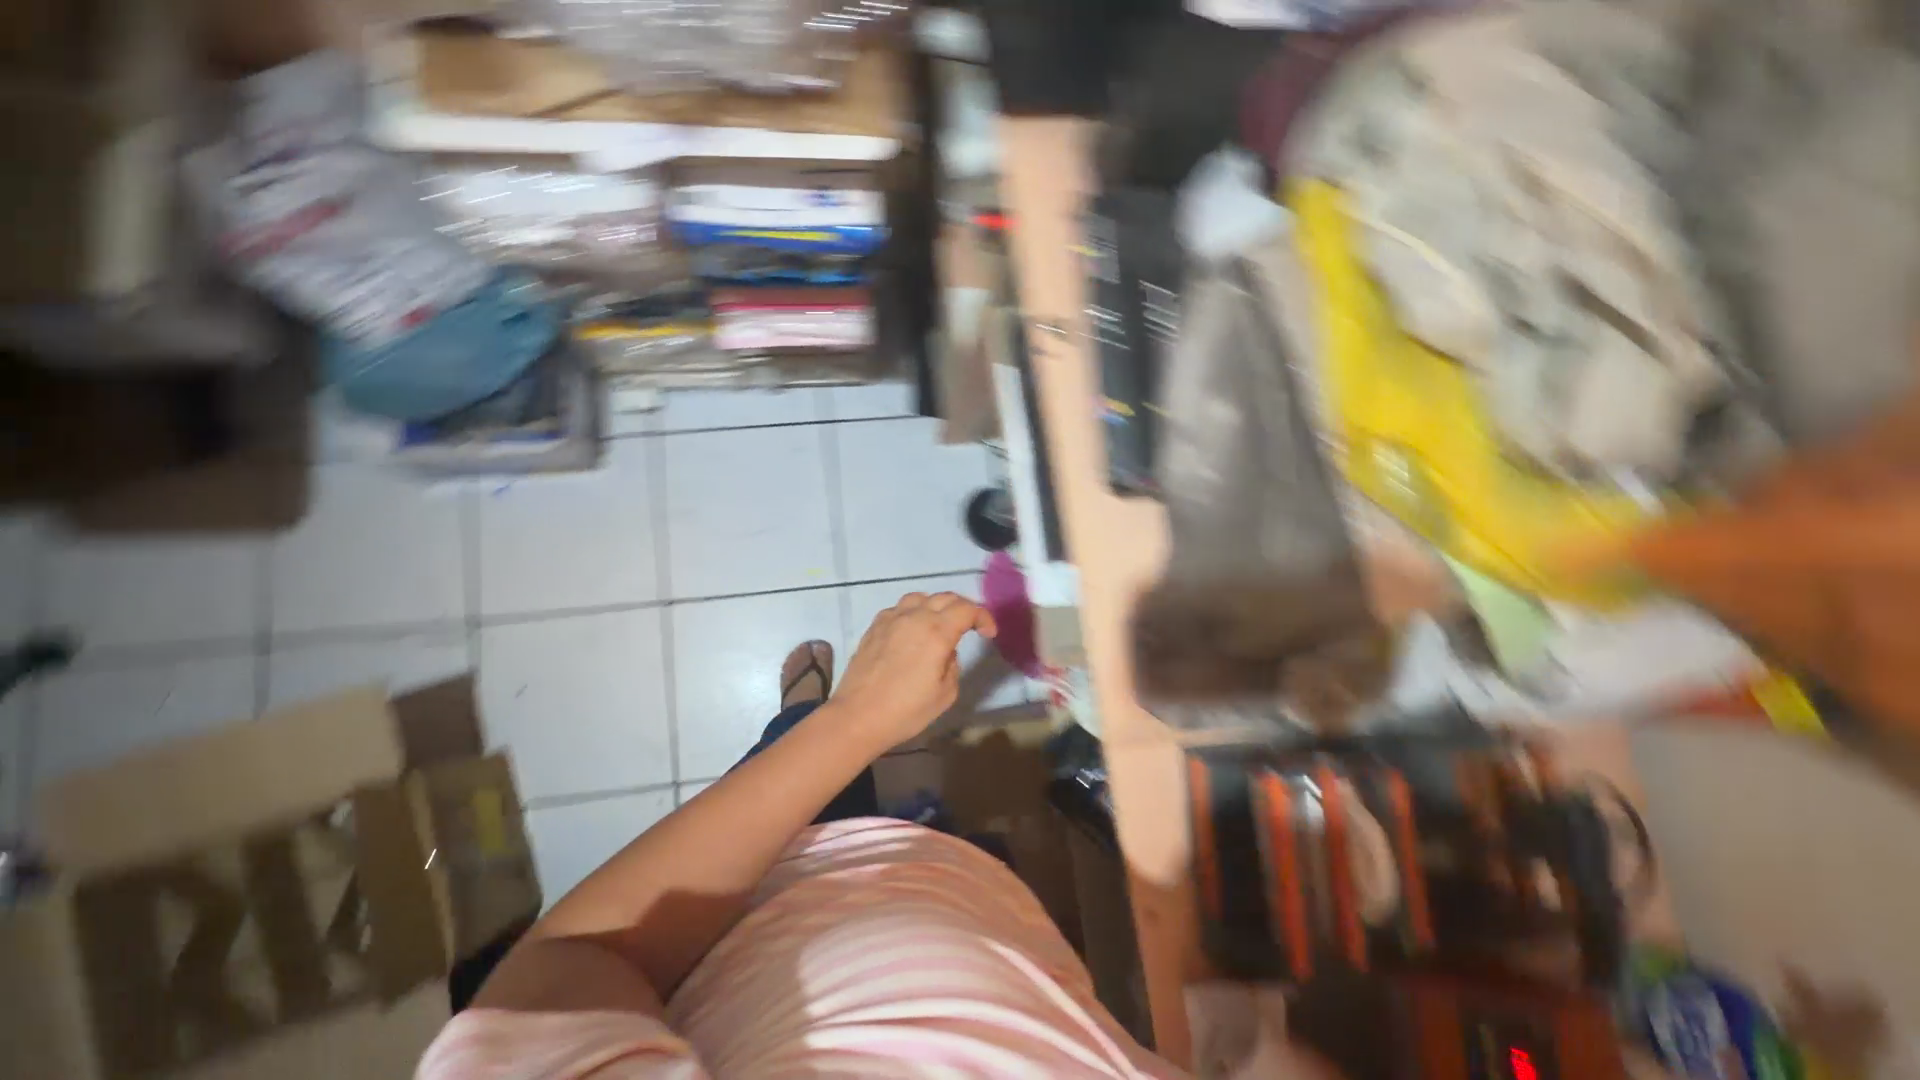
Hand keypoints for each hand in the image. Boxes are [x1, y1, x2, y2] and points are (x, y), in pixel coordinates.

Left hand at [827, 591, 997, 749]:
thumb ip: (953, 666)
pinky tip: (911, 632)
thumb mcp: (945, 694)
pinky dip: (912, 613)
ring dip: (936, 606)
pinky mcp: (873, 627)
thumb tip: (945, 652)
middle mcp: (914, 617)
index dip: (983, 617)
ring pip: (919, 598)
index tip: (989, 633)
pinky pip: (898, 609)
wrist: (857, 717)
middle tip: (971, 626)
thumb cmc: (905, 711)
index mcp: (936, 632)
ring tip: (940, 625)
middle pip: (945, 597)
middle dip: (964, 609)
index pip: (967, 609)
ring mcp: (890, 619)